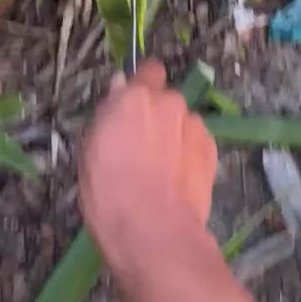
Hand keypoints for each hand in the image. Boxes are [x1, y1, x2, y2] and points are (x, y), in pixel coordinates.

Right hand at [80, 61, 218, 278]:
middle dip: (155, 115)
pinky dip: (188, 152)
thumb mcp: (89, 154)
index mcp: (133, 98)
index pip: (147, 70)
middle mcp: (168, 101)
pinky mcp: (211, 145)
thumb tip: (119, 90)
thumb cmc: (109, 196)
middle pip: (164, 98)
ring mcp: (193, 122)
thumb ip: (107, 116)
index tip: (133, 106)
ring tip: (162, 169)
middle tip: (142, 146)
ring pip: (180, 120)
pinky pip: (195, 140)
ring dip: (173, 134)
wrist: (155, 231)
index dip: (142, 85)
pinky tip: (177, 177)